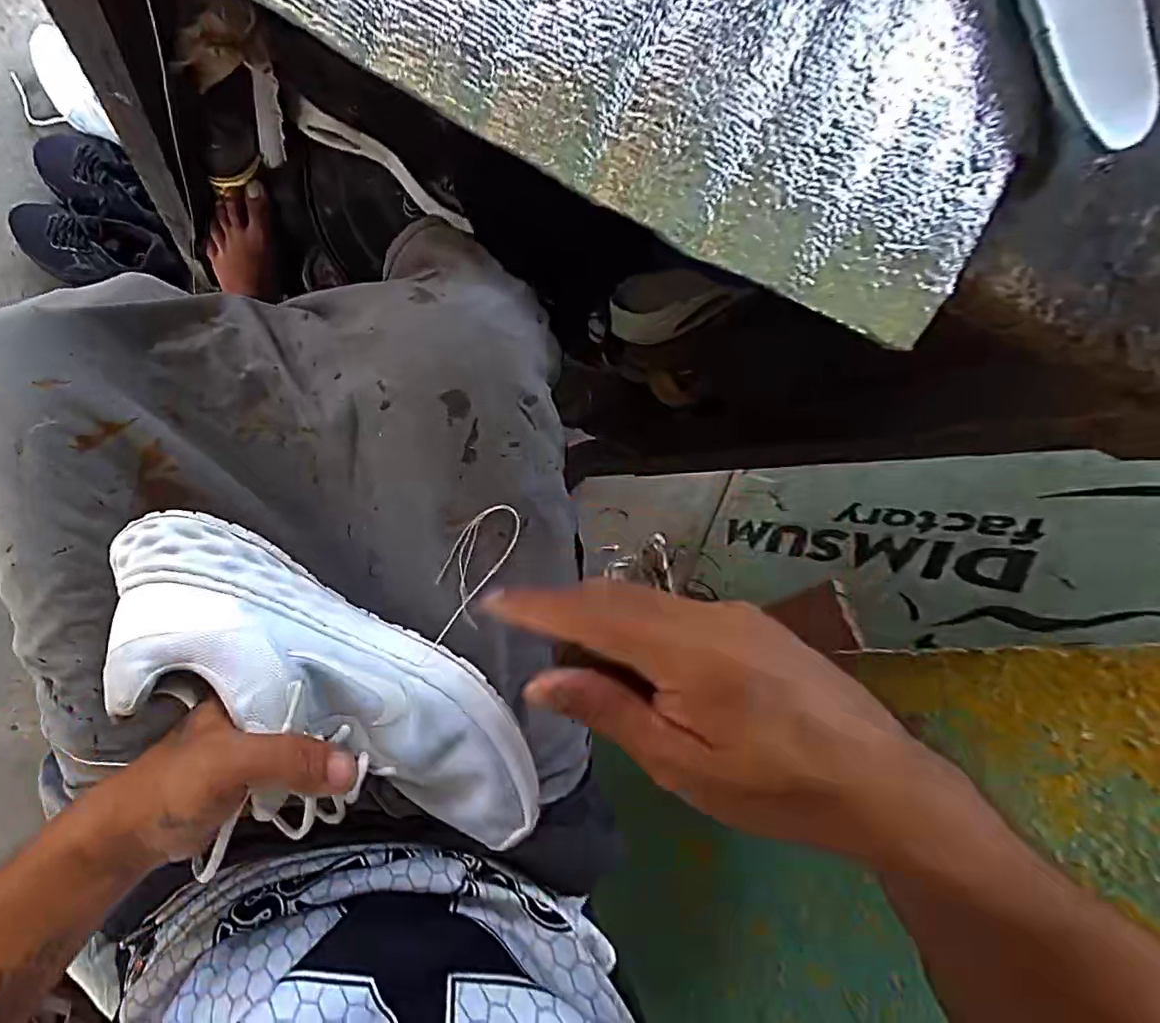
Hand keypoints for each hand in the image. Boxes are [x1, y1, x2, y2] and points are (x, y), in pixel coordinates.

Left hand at [84, 697, 357, 868]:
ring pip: (296, 741)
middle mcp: (245, 711)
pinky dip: (309, 775)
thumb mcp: (232, 763)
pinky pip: (289, 768)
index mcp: (238, 692)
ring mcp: (247, 744)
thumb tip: (350, 766)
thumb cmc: (175, 785)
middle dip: (334, 724)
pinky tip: (332, 780)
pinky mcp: (248, 775)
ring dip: (324, 753)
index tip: (378, 701)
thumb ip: (286, 759)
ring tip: (366, 757)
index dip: (333, 688)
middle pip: (301, 711)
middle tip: (382, 735)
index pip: (295, 679)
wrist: (136, 832)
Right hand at [484, 580, 970, 869]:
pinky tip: (638, 662)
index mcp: (687, 651)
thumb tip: (540, 681)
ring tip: (585, 663)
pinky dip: (631, 623)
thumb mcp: (681, 764)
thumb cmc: (778, 788)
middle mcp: (706, 616)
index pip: (589, 613)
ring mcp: (731, 614)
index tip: (492, 600)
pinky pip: (668, 607)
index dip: (535, 605)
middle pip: (610, 596)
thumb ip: (607, 711)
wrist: (896, 793)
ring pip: (638, 599)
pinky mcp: (747, 623)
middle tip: (532, 641)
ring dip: (597, 618)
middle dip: (561, 610)